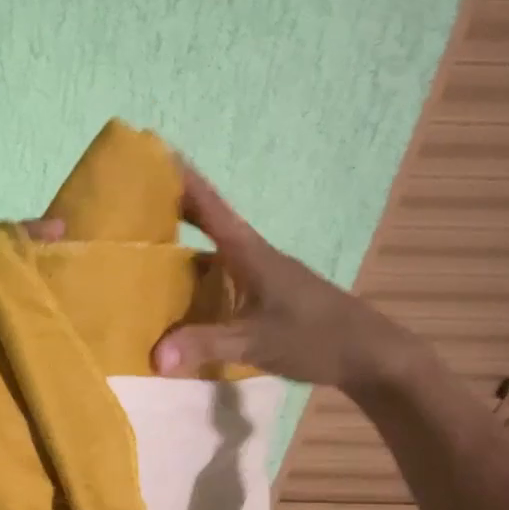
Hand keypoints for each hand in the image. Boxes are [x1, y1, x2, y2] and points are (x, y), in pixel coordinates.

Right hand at [150, 161, 420, 389]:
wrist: (372, 357)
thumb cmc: (317, 338)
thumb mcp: (256, 342)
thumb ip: (206, 345)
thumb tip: (156, 356)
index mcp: (250, 254)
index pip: (211, 207)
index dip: (185, 179)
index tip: (157, 152)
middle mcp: (255, 258)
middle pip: (210, 223)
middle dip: (176, 208)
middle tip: (136, 200)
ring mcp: (264, 277)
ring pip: (216, 251)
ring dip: (186, 244)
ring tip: (148, 245)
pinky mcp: (269, 297)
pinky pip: (224, 276)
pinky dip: (200, 276)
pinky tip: (183, 294)